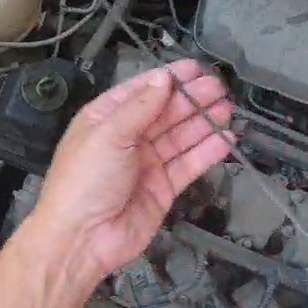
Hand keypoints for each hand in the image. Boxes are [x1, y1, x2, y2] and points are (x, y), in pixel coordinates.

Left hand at [21, 60, 234, 281]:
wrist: (81, 239)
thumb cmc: (83, 182)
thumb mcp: (108, 135)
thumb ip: (139, 107)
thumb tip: (163, 78)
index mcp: (105, 119)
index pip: (141, 91)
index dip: (169, 79)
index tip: (195, 68)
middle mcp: (126, 139)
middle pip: (165, 112)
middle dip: (191, 99)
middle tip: (218, 87)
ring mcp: (145, 164)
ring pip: (180, 137)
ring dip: (203, 122)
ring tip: (226, 108)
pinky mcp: (162, 189)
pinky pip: (188, 165)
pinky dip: (208, 152)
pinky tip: (226, 139)